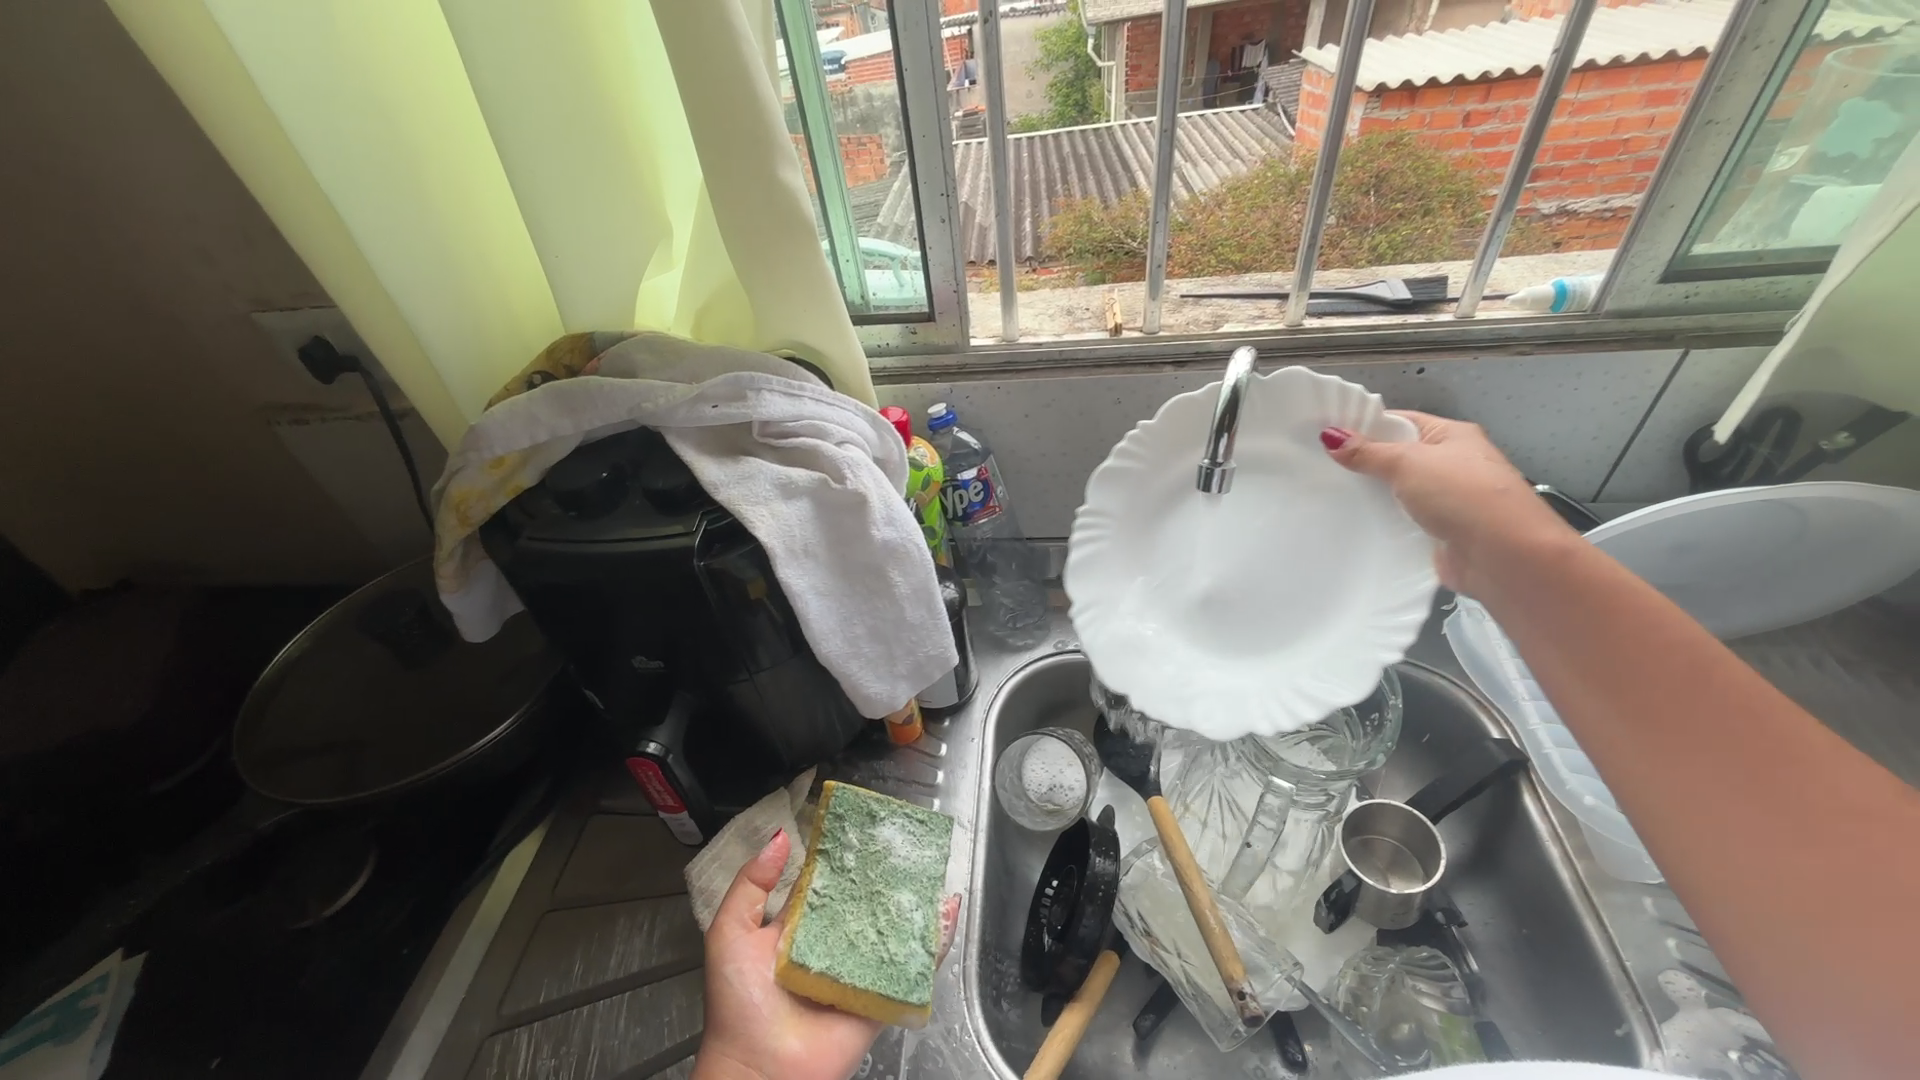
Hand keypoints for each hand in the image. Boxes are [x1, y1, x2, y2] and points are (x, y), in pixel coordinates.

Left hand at [693, 831, 961, 1079]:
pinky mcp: (882, 995)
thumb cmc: (738, 1005)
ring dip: (914, 902)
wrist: (759, 1071)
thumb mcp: (730, 932)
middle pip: (866, 902)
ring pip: (894, 929)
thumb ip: (751, 884)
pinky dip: (934, 941)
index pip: (827, 883)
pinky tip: (947, 912)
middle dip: (885, 875)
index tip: (863, 827)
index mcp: (798, 927)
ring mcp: (860, 969)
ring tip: (931, 869)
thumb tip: (782, 836)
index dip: (845, 856)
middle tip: (905, 843)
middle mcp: (832, 944)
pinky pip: (913, 966)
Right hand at [1321, 411, 1574, 595]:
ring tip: (1327, 494)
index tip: (1325, 433)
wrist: (1505, 556)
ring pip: (1398, 491)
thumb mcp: (1409, 463)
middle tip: (1318, 465)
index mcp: (1452, 436)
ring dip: (1371, 495)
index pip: (1401, 422)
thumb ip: (1368, 452)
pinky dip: (1381, 522)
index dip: (1365, 424)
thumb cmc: (1464, 495)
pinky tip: (1353, 524)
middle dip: (1363, 462)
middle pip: (1398, 457)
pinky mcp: (1438, 532)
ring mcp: (1447, 500)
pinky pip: (1402, 520)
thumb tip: (1331, 436)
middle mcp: (1452, 464)